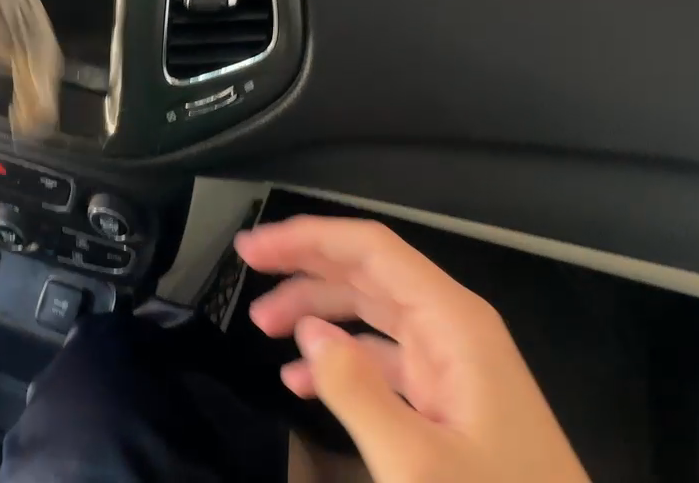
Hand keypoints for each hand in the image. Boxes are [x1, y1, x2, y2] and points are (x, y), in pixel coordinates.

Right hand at [236, 216, 589, 482]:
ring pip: (371, 313)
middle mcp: (452, 327)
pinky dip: (340, 361)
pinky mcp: (449, 398)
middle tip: (247, 275)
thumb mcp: (416, 463)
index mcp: (452, 321)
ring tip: (262, 327)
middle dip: (305, 270)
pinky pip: (383, 359)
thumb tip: (309, 334)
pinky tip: (300, 382)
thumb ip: (356, 391)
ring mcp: (452, 363)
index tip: (254, 248)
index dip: (309, 239)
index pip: (372, 249)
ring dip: (316, 313)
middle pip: (368, 273)